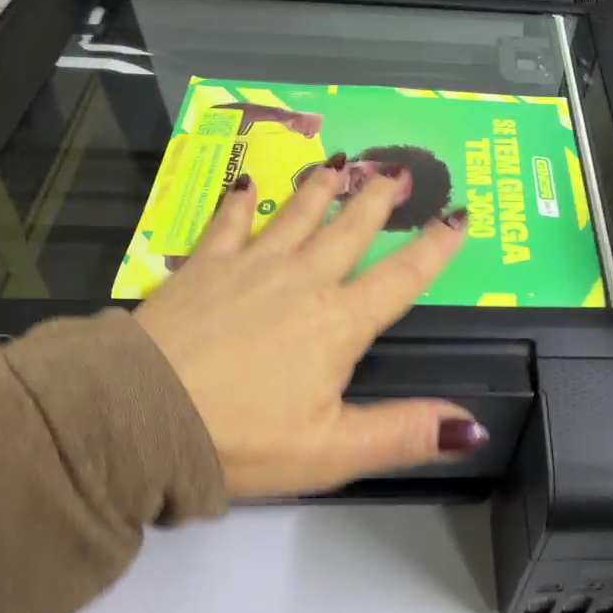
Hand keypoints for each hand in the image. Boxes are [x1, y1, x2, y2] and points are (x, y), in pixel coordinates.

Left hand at [132, 162, 481, 497]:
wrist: (138, 414)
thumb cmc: (239, 438)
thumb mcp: (331, 451)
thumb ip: (404, 433)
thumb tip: (475, 427)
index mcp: (339, 322)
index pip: (401, 278)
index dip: (434, 248)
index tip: (457, 215)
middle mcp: (303, 280)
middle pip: (350, 231)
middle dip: (378, 199)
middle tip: (397, 169)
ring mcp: (251, 266)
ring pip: (297, 215)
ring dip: (321, 188)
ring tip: (340, 162)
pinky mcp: (203, 265)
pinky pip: (228, 223)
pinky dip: (238, 201)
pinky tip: (245, 182)